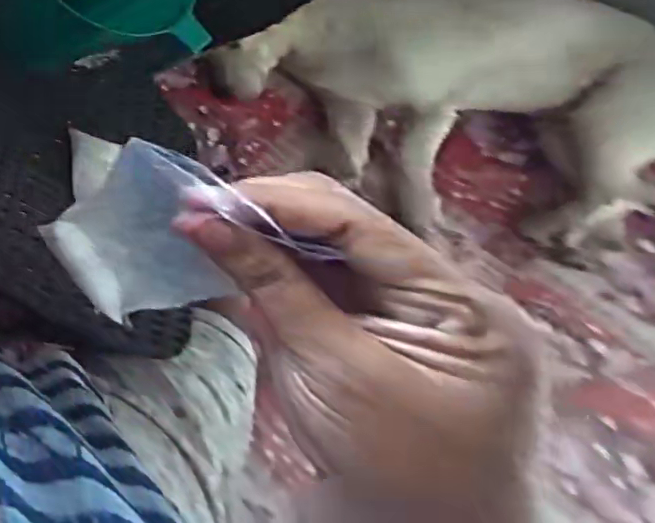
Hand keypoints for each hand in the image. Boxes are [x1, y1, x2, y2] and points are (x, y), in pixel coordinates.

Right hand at [174, 173, 539, 517]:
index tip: (203, 199)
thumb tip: (196, 217)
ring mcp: (403, 301)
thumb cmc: (391, 456)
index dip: (275, 201)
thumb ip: (266, 280)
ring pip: (319, 235)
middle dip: (262, 206)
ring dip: (257, 225)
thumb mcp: (326, 362)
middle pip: (338, 218)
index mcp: (460, 304)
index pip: (356, 222)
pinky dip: (265, 251)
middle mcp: (438, 290)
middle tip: (194, 206)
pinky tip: (227, 243)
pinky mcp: (367, 313)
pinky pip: (312, 264)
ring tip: (200, 219)